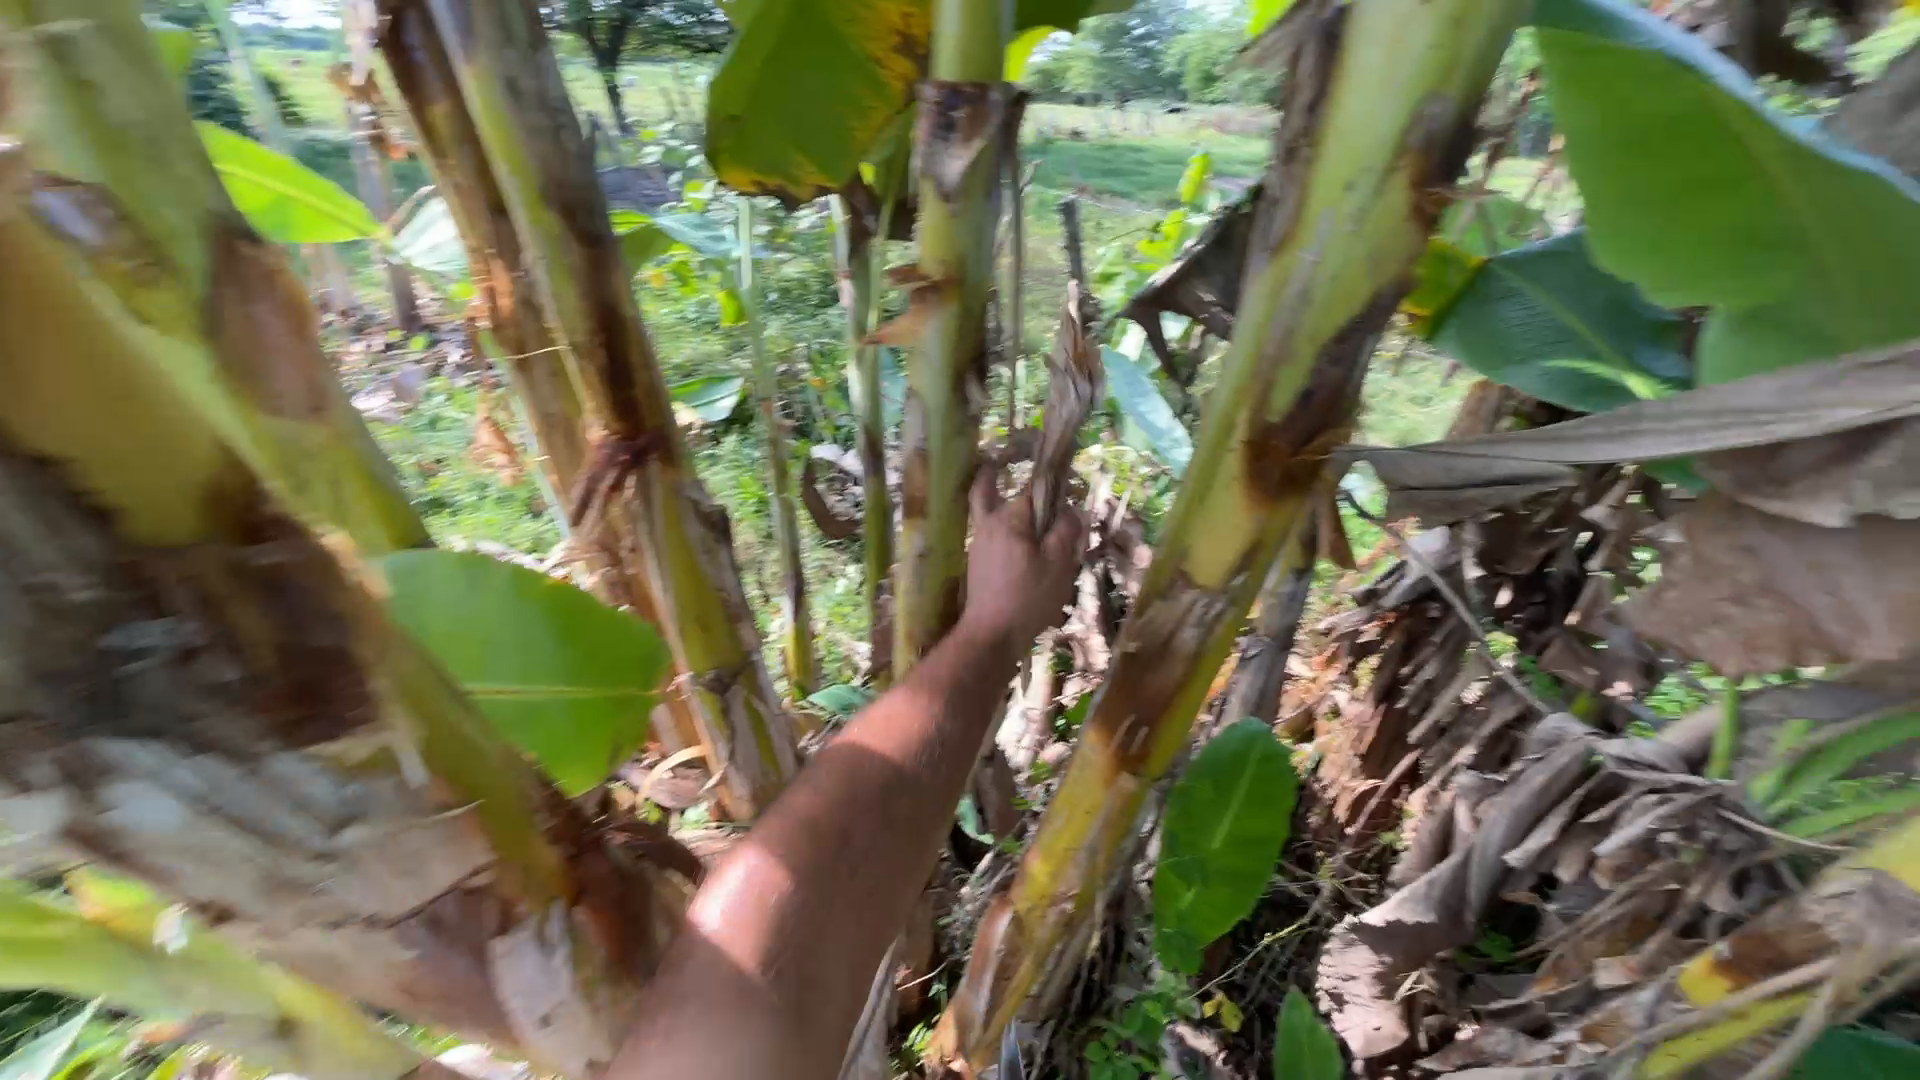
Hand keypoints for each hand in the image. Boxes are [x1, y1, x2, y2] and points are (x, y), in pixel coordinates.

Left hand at [960, 466, 1086, 647]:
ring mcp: (979, 545)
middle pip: (1001, 495)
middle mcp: (988, 525)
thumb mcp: (1058, 563)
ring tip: (1019, 501)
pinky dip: (1003, 529)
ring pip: (991, 514)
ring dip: (1005, 505)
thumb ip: (1066, 531)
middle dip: (1013, 487)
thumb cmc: (1027, 597)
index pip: (1034, 489)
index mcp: (1009, 518)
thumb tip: (1072, 509)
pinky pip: (991, 535)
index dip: (1053, 487)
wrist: (990, 635)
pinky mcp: (977, 564)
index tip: (1070, 487)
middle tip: (1017, 472)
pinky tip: (1020, 542)